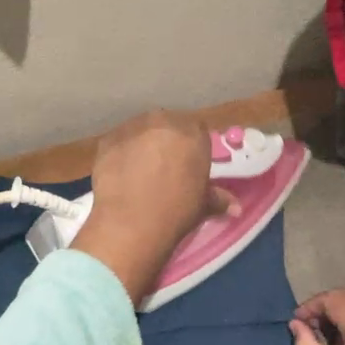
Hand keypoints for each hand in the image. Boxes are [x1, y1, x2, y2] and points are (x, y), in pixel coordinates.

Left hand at [72, 110, 235, 306]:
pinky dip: (120, 156)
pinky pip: (118, 144)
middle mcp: (163, 121)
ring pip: (140, 132)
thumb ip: (218, 199)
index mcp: (193, 134)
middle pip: (167, 127)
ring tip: (139, 175)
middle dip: (166, 144)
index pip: (197, 133)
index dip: (192, 151)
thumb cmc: (176, 213)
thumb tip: (236, 207)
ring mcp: (132, 128)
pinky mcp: (108, 140)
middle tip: (163, 172)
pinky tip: (121, 177)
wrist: (132, 223)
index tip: (187, 169)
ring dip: (142, 147)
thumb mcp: (202, 206)